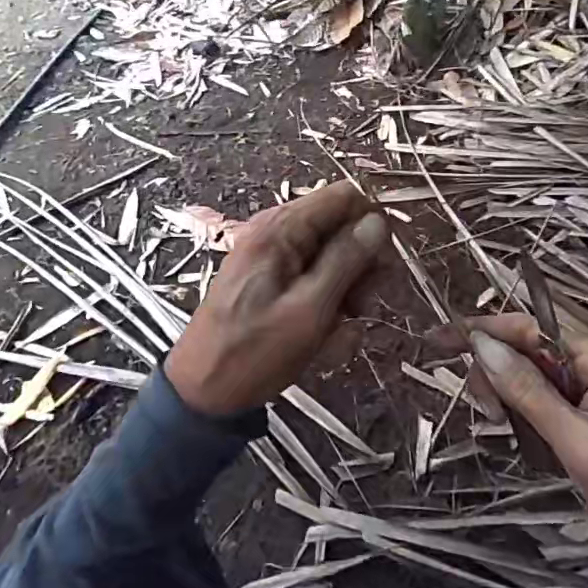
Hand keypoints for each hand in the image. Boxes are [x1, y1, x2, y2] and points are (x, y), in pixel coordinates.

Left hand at [165, 183, 388, 416]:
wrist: (203, 390)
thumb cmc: (254, 352)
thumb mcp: (309, 310)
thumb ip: (345, 261)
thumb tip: (377, 222)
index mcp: (280, 229)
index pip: (344, 196)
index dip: (372, 225)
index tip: (384, 266)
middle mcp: (276, 232)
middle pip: (340, 225)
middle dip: (361, 262)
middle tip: (362, 305)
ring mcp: (272, 254)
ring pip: (332, 253)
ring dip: (348, 286)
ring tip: (343, 324)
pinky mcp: (272, 278)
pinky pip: (314, 275)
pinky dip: (328, 298)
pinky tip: (326, 329)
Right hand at [457, 314, 587, 567]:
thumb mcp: (578, 443)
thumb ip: (529, 392)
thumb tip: (482, 345)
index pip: (532, 329)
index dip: (485, 330)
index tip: (441, 338)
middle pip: (526, 349)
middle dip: (497, 373)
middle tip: (489, 414)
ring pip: (527, 374)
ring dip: (508, 397)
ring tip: (507, 430)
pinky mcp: (584, 413)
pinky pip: (539, 398)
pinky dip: (522, 413)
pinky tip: (523, 436)